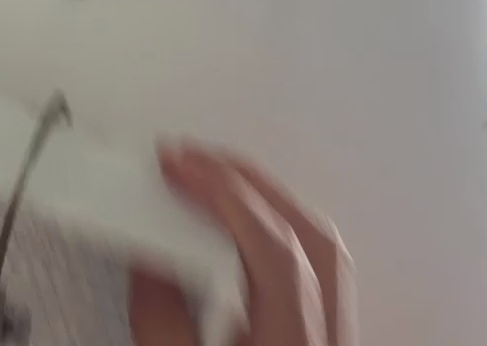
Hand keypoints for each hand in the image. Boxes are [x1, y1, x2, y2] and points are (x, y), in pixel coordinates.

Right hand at [131, 146, 355, 345]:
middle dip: (249, 184)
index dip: (225, 197)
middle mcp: (327, 344)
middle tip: (190, 158)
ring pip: (325, 251)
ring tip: (210, 175)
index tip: (174, 164)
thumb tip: (150, 240)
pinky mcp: (327, 342)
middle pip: (314, 242)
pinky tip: (239, 218)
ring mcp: (336, 344)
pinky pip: (317, 267)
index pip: (275, 255)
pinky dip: (277, 225)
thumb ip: (158, 306)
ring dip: (266, 199)